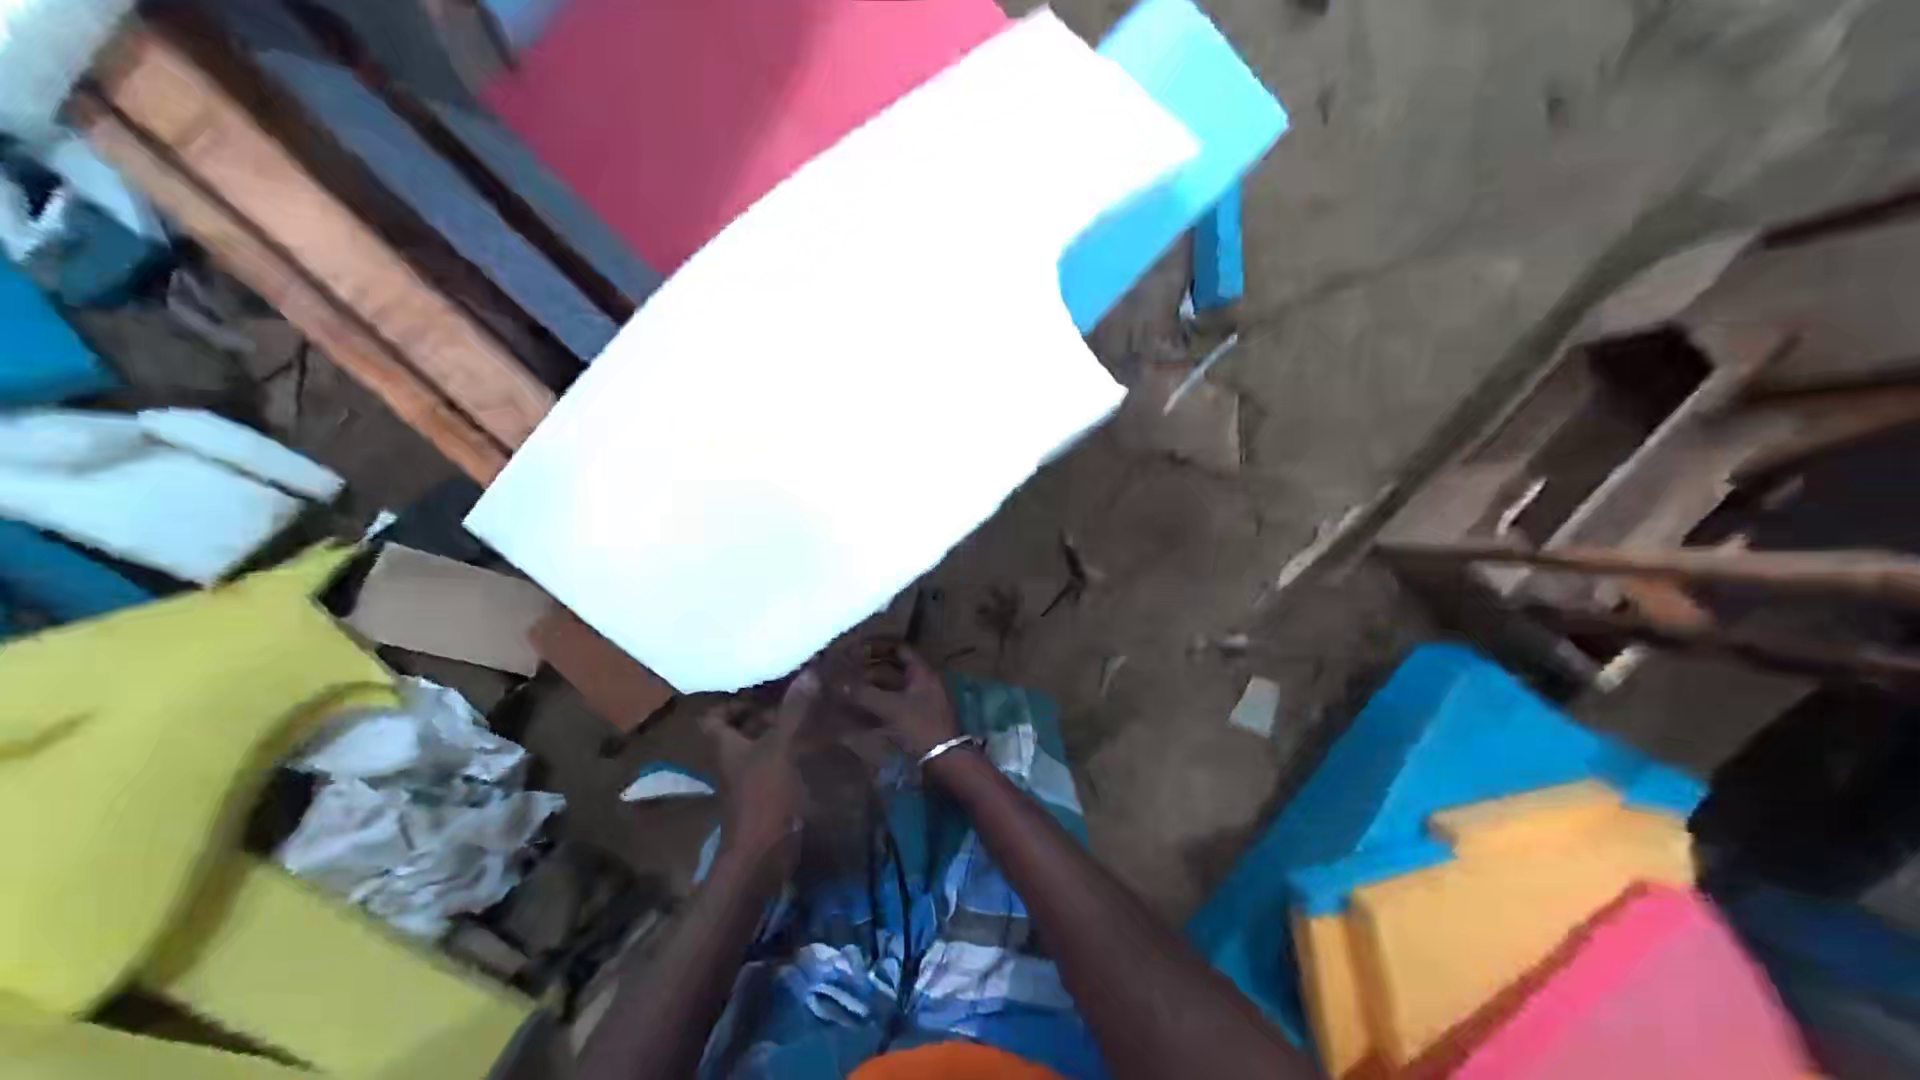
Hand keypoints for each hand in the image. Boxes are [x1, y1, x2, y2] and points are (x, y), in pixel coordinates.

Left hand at [702, 670, 820, 870]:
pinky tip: (815, 747)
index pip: (713, 717)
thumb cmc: (763, 796)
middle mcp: (732, 762)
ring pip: (759, 748)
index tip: (761, 689)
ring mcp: (749, 782)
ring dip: (780, 733)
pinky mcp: (767, 797)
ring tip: (810, 716)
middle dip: (763, 713)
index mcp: (725, 746)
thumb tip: (809, 671)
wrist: (762, 857)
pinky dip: (791, 754)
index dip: (731, 702)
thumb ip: (793, 711)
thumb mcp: (780, 748)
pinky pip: (776, 766)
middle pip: (740, 731)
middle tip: (794, 697)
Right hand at [839, 642, 958, 760]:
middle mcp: (922, 683)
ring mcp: (920, 703)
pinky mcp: (915, 721)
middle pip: (893, 669)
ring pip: (891, 689)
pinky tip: (857, 714)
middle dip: (869, 669)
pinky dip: (876, 707)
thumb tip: (837, 681)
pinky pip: (892, 707)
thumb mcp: (892, 708)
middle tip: (845, 669)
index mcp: (922, 673)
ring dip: (870, 689)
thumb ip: (864, 694)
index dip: (878, 646)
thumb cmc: (921, 727)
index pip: (900, 649)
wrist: (945, 761)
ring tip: (846, 690)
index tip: (856, 647)